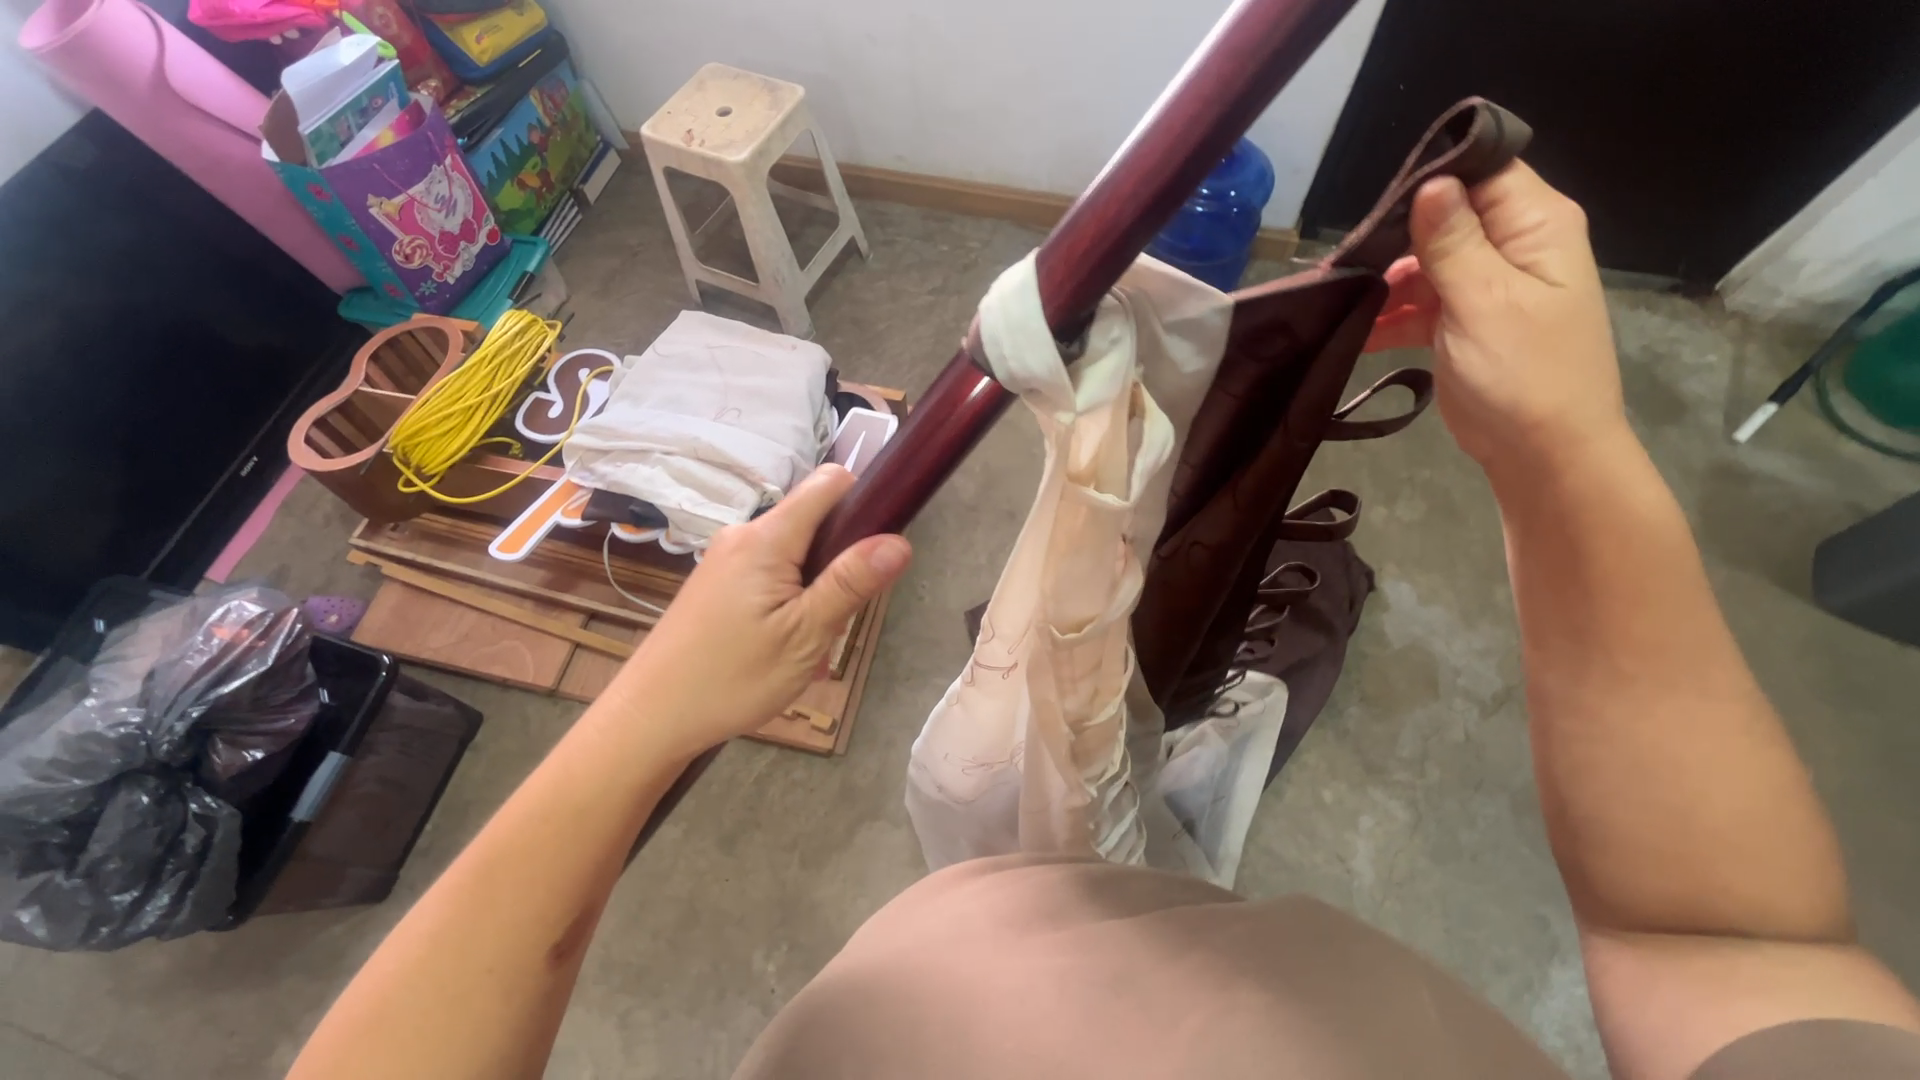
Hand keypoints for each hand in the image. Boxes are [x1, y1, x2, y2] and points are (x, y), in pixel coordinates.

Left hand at [613, 465, 910, 756]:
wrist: (651, 717)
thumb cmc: (731, 677)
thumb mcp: (805, 634)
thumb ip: (850, 583)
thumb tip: (900, 541)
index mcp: (767, 537)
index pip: (829, 482)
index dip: (864, 499)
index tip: (880, 544)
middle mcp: (744, 534)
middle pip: (815, 521)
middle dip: (840, 563)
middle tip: (838, 619)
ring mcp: (726, 558)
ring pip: (794, 554)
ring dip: (815, 591)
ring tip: (809, 643)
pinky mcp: (717, 582)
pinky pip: (770, 574)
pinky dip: (789, 601)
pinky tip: (782, 646)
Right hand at [1363, 161, 1629, 472]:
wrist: (1542, 452)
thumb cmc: (1522, 373)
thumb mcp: (1484, 301)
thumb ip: (1454, 241)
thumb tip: (1431, 183)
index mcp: (1535, 226)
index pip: (1485, 171)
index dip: (1433, 179)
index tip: (1379, 206)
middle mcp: (1515, 246)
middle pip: (1448, 217)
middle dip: (1397, 236)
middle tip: (1348, 259)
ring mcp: (1489, 286)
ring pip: (1427, 262)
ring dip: (1388, 281)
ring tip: (1343, 299)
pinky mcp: (1466, 322)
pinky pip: (1422, 304)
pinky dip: (1392, 316)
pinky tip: (1357, 331)